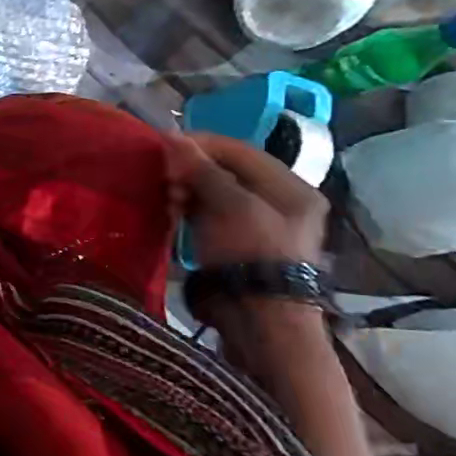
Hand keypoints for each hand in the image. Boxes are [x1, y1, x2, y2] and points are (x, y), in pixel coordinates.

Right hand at [165, 132, 327, 267]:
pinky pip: (212, 215)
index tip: (165, 146)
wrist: (258, 318)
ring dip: (188, 190)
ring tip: (167, 199)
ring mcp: (259, 225)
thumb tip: (172, 137)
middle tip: (164, 178)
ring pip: (217, 193)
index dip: (201, 144)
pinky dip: (191, 209)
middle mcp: (280, 202)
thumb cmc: (250, 253)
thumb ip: (201, 170)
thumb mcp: (229, 206)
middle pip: (228, 171)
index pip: (240, 150)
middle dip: (192, 170)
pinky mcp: (238, 244)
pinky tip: (173, 213)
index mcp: (291, 188)